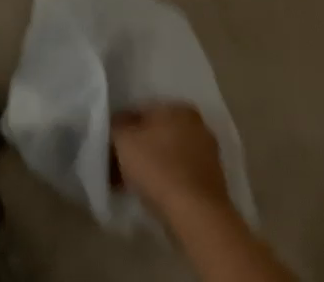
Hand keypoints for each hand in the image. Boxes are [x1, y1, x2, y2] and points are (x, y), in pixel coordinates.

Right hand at [113, 104, 294, 281]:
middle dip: (138, 146)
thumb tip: (118, 124)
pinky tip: (149, 192)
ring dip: (150, 164)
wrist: (196, 214)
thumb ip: (116, 125)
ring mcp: (209, 155)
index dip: (121, 127)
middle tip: (117, 162)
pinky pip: (179, 174)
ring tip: (129, 182)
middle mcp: (198, 126)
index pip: (141, 111)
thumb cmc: (157, 167)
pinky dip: (164, 179)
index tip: (110, 144)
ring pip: (168, 155)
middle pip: (156, 133)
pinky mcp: (212, 182)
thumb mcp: (123, 139)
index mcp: (179, 108)